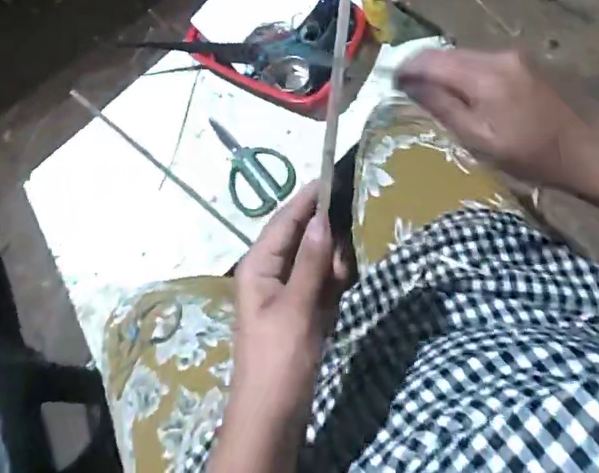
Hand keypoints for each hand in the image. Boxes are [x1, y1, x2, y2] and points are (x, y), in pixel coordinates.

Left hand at [228, 183, 347, 426]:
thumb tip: (321, 219)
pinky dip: (330, 285)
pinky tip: (337, 296)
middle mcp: (268, 272)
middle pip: (300, 237)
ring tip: (338, 284)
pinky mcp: (297, 311)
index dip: (306, 199)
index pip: (284, 220)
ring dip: (329, 266)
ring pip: (312, 260)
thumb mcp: (298, 310)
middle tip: (340, 264)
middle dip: (323, 242)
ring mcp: (283, 292)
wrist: (271, 419)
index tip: (332, 178)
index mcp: (257, 265)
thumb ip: (310, 263)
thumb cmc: (278, 362)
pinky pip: (317, 283)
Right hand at [398, 47, 598, 197]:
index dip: (406, 69)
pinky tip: (463, 93)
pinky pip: (478, 60)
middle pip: (444, 54)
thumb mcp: (479, 139)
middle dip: (422, 69)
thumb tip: (407, 83)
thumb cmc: (530, 154)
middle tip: (407, 92)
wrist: (586, 151)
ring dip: (442, 70)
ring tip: (432, 95)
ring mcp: (510, 55)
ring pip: (460, 55)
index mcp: (484, 75)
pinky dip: (463, 72)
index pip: (430, 59)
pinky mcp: (520, 61)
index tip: (391, 85)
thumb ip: (441, 106)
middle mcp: (495, 56)